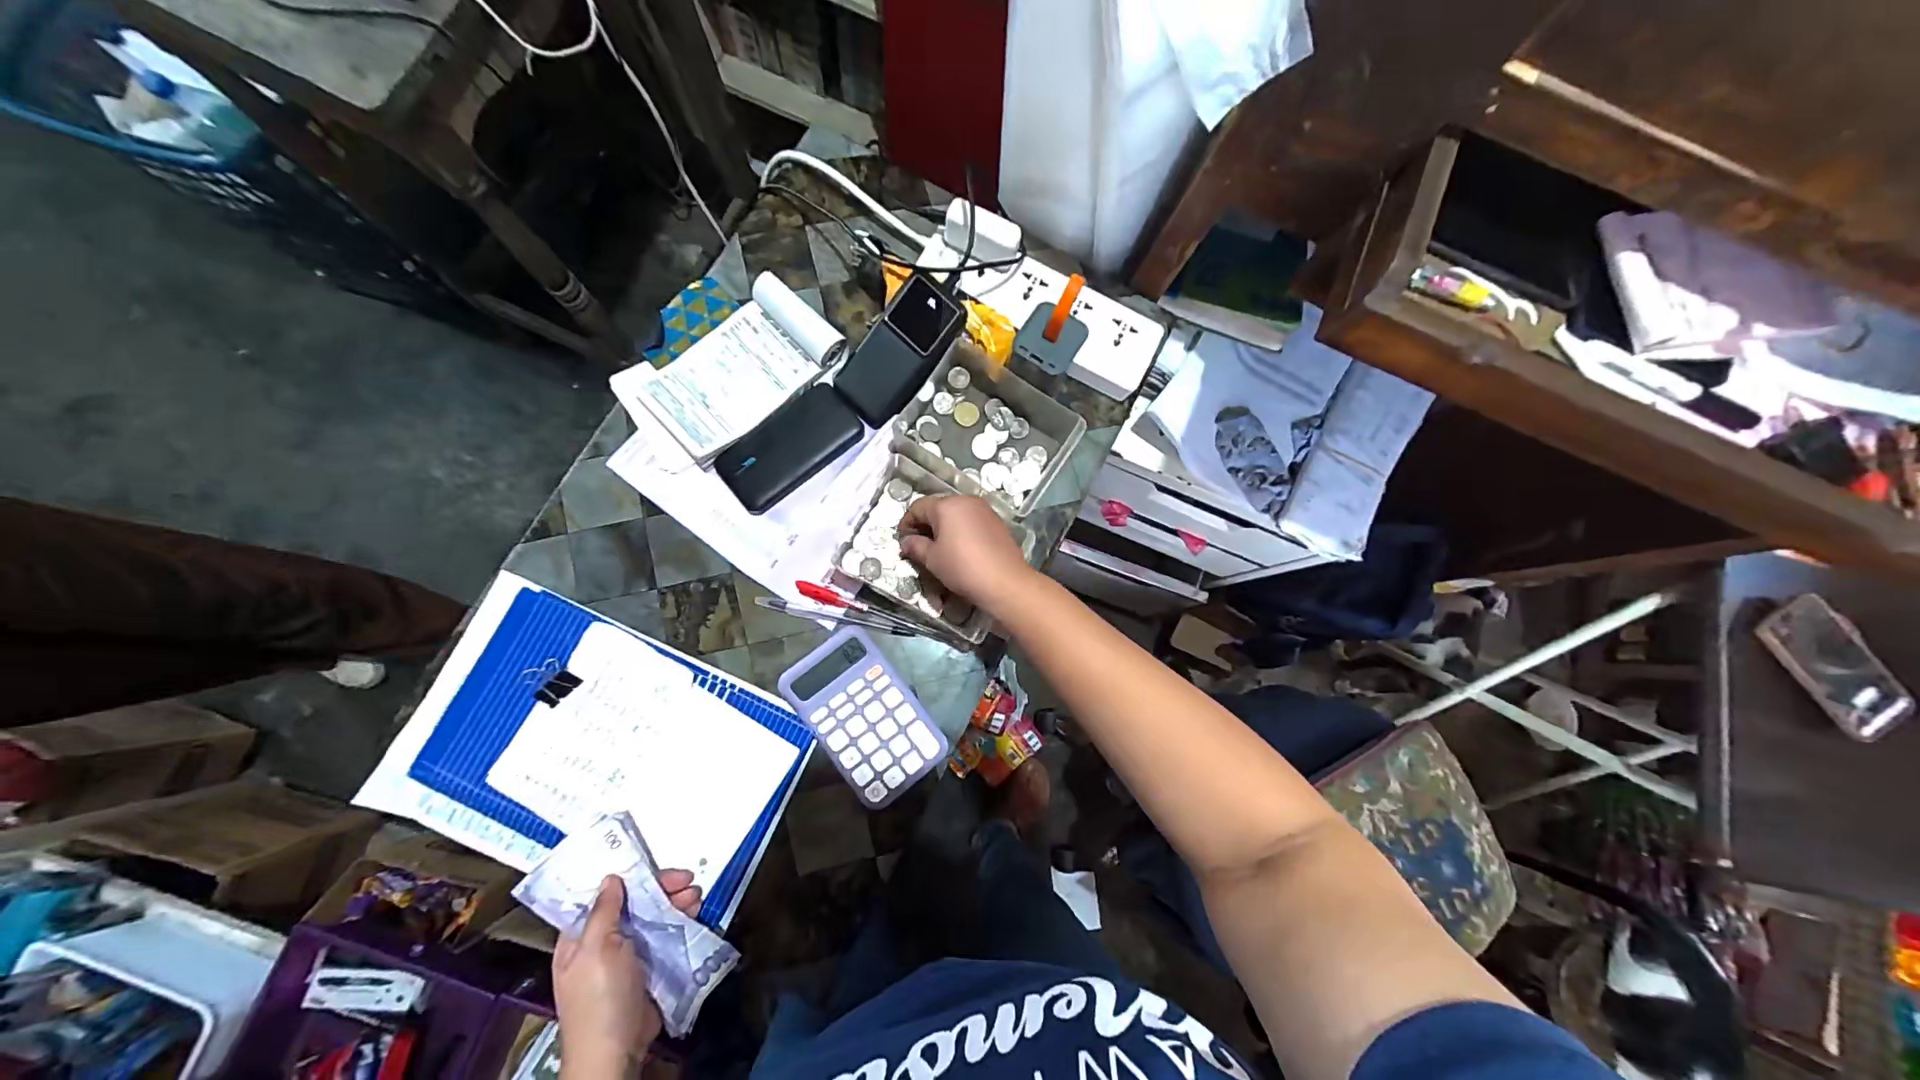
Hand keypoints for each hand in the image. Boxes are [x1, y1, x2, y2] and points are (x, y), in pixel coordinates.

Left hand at [553, 872, 701, 1078]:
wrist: (616, 1052)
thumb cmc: (599, 999)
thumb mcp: (596, 949)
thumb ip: (603, 912)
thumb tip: (610, 879)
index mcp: (579, 938)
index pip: (603, 896)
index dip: (628, 878)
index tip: (653, 866)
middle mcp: (601, 944)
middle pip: (633, 904)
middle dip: (660, 889)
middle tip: (687, 880)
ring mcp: (626, 957)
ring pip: (652, 918)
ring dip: (674, 904)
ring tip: (696, 896)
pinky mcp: (647, 969)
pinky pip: (664, 937)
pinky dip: (679, 922)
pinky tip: (694, 914)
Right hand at [899, 495, 1037, 619]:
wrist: (1005, 581)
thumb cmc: (962, 567)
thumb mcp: (932, 559)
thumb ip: (916, 546)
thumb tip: (907, 541)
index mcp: (947, 505)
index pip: (918, 507)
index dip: (906, 523)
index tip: (903, 541)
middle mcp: (966, 501)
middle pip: (938, 508)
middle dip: (926, 525)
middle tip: (919, 546)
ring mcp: (984, 510)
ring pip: (956, 515)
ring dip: (944, 528)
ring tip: (939, 549)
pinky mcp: (997, 522)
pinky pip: (971, 522)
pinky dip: (961, 531)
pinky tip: (960, 549)